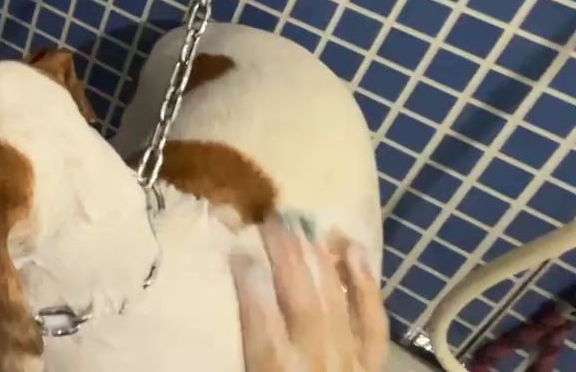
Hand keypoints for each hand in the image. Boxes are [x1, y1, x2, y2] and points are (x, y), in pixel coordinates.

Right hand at [232, 217, 388, 371]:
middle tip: (271, 218)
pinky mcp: (370, 367)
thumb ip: (234, 349)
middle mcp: (315, 365)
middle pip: (303, 305)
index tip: (236, 249)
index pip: (262, 324)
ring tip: (305, 223)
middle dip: (288, 258)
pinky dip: (365, 284)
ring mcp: (348, 364)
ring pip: (337, 305)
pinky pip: (373, 323)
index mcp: (275, 371)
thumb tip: (203, 312)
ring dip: (321, 260)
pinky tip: (353, 249)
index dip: (250, 283)